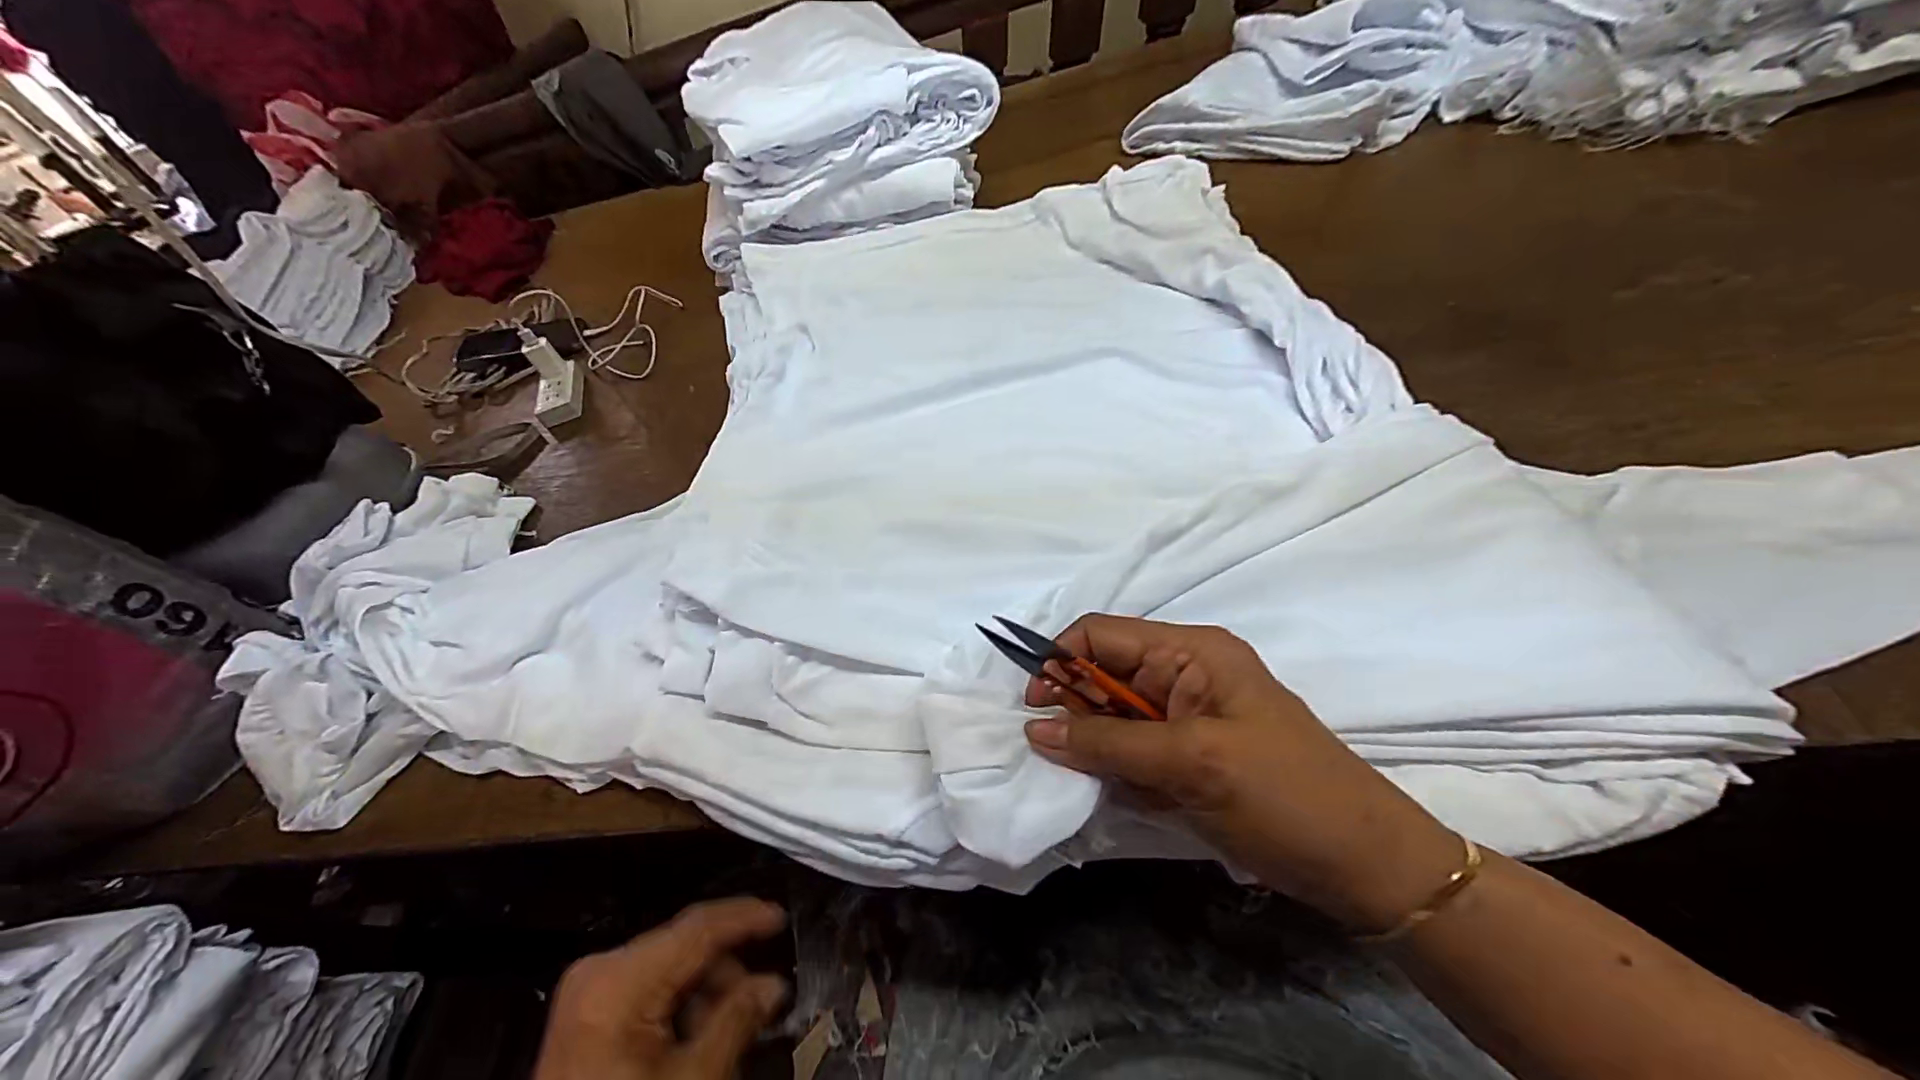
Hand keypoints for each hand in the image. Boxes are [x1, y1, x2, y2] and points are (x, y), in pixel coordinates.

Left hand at [533, 898, 788, 1079]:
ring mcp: (588, 991)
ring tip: (727, 1032)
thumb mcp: (693, 1079)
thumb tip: (771, 985)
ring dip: (705, 991)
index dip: (746, 918)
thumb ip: (737, 1021)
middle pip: (684, 947)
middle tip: (760, 1002)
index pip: (698, 927)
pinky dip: (678, 1005)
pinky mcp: (585, 1011)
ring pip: (669, 966)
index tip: (778, 917)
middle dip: (727, 972)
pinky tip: (695, 1039)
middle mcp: (599, 972)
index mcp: (620, 981)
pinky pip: (647, 987)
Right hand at [1023, 614, 1463, 932]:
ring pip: (1113, 719)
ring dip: (1100, 750)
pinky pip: (1133, 752)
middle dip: (1078, 713)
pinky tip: (1139, 800)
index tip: (1034, 710)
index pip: (1101, 635)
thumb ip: (1108, 743)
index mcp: (1191, 652)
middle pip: (1102, 676)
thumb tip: (1034, 729)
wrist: (1365, 867)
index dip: (1059, 662)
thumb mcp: (1192, 763)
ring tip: (1116, 785)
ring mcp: (1187, 718)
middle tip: (1068, 758)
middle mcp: (1184, 675)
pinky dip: (1122, 773)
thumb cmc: (1285, 797)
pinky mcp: (1189, 756)